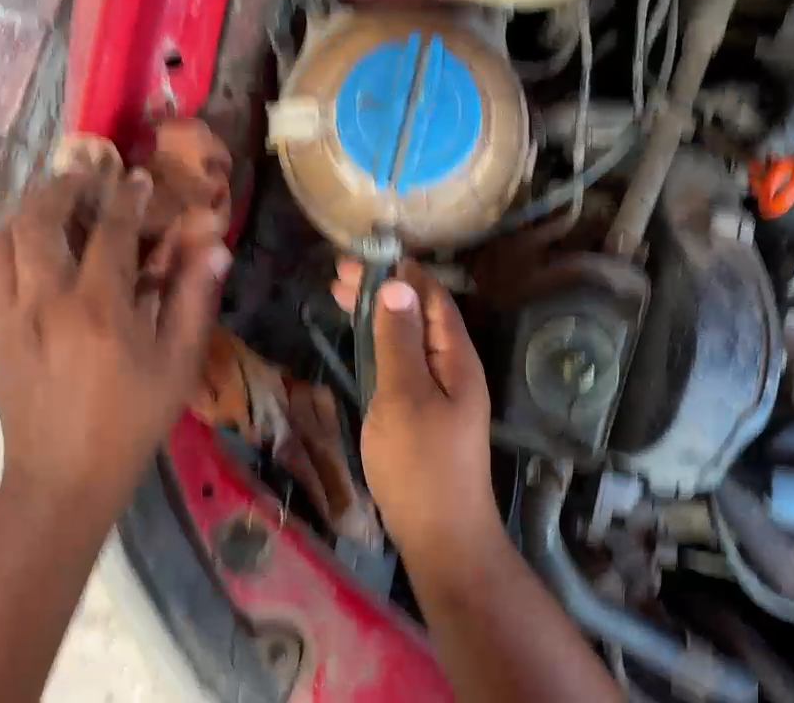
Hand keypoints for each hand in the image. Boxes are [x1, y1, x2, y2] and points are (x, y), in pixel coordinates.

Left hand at [0, 165, 232, 508]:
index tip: (136, 178)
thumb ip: (194, 301)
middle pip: (39, 219)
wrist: (63, 478)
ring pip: (2, 242)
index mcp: (100, 307)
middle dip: (62, 187)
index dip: (126, 196)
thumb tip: (213, 247)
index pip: (110, 229)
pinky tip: (12, 259)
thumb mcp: (178, 365)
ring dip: (26, 213)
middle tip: (84, 178)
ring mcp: (10, 317)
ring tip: (51, 206)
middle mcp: (47, 301)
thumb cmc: (131, 422)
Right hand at [334, 260, 503, 562]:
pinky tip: (360, 340)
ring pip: (409, 339)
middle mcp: (453, 368)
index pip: (432, 298)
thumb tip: (396, 285)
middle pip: (419, 315)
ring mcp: (440, 393)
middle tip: (337, 276)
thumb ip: (399, 340)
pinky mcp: (424, 414)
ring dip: (378, 315)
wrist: (441, 537)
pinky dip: (380, 343)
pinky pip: (403, 363)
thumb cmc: (420, 463)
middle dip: (382, 291)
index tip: (361, 257)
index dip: (400, 272)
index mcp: (456, 357)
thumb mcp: (404, 395)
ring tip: (339, 297)